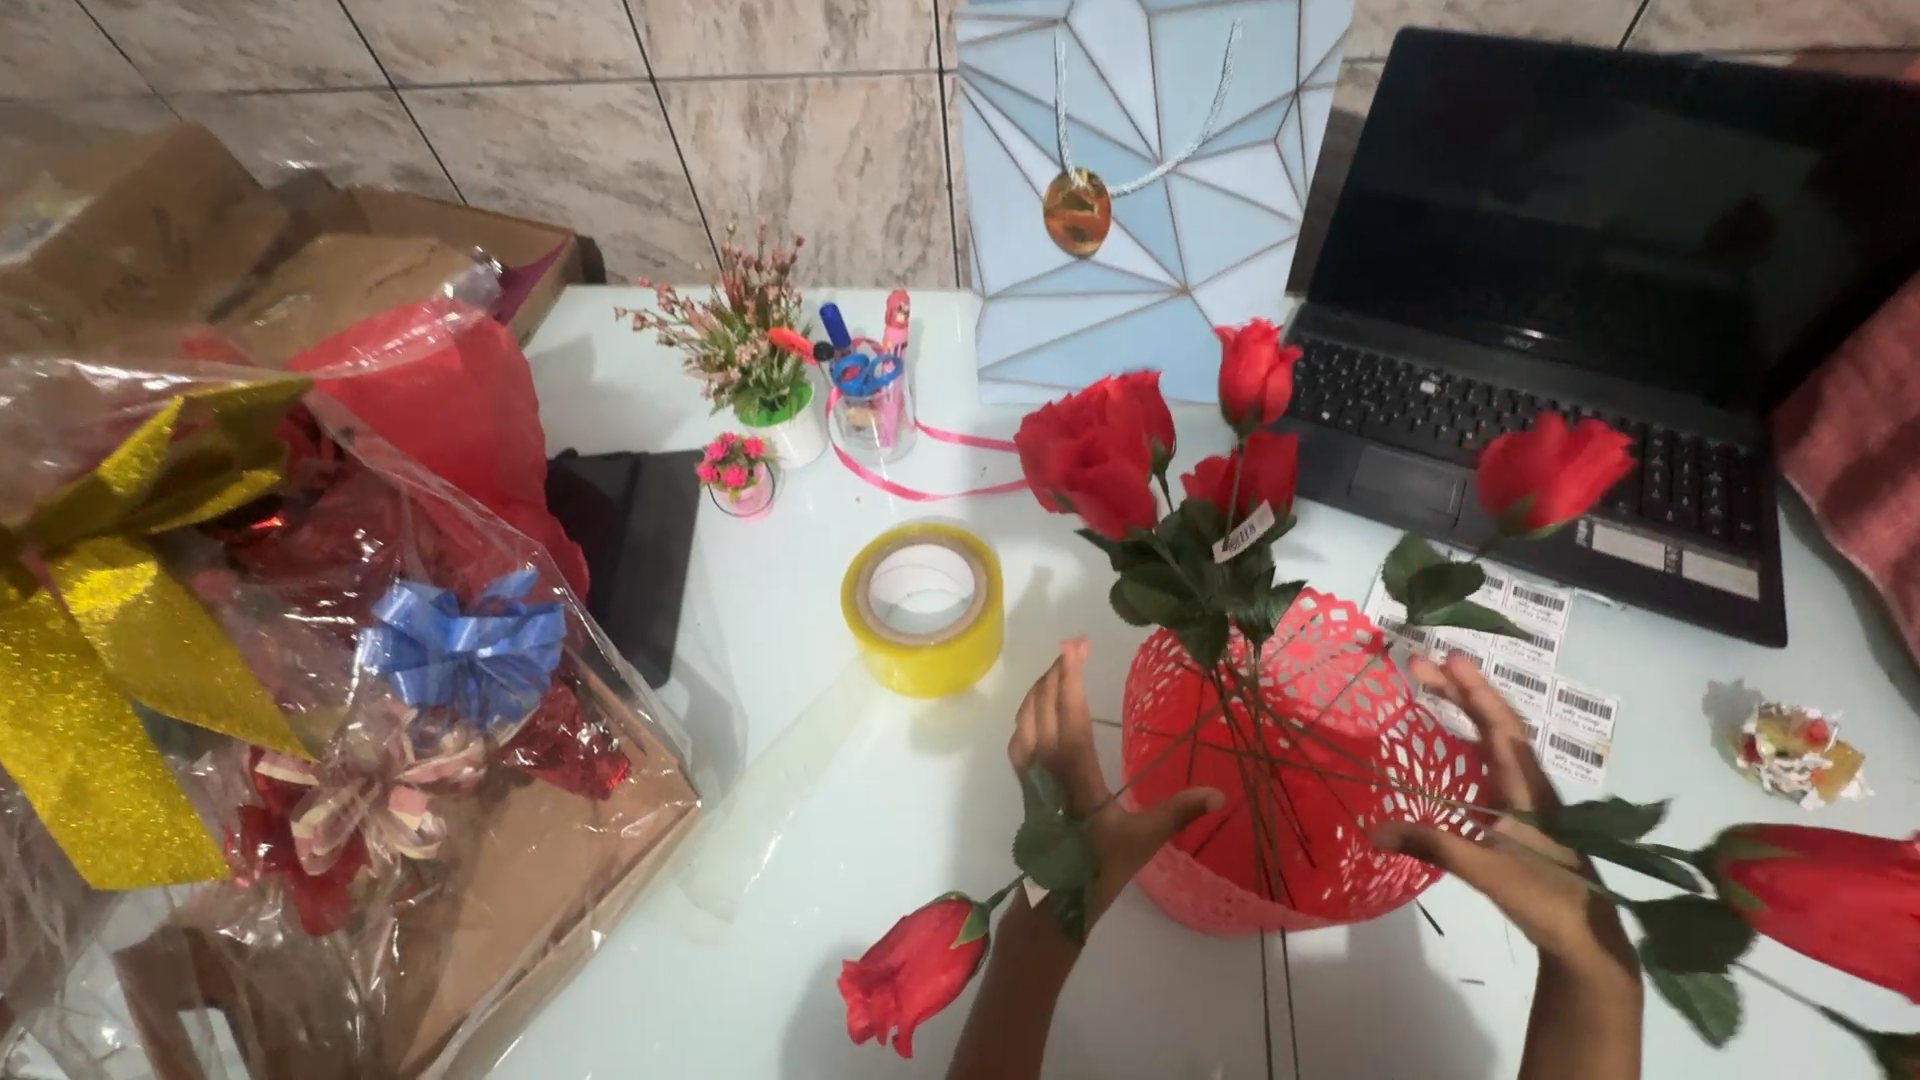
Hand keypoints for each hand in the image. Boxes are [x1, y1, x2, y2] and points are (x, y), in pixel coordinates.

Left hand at [1008, 637, 1224, 923]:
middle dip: (1058, 671)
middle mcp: (1045, 764)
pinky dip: (1027, 712)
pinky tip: (1037, 711)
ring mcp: (1030, 773)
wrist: (1053, 902)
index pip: (1068, 712)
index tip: (1076, 645)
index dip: (1070, 675)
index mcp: (1074, 771)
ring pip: (1025, 718)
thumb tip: (1219, 794)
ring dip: (1040, 688)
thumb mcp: (1142, 841)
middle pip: (1043, 705)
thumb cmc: (1098, 870)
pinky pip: (1019, 736)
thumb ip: (1178, 813)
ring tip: (1060, 669)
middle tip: (1077, 645)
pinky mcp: (1025, 784)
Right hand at [1373, 654, 1634, 975]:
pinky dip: (1467, 736)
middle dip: (1460, 690)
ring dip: (1465, 709)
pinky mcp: (1517, 813)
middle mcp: (1528, 783)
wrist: (1588, 942)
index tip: (1448, 659)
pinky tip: (1449, 740)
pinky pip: (1490, 759)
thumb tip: (1373, 831)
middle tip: (1419, 664)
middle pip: (1495, 723)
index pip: (1500, 726)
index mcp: (1528, 787)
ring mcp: (1524, 797)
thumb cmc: (1547, 900)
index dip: (1475, 691)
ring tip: (1431, 686)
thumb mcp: (1487, 873)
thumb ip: (1433, 847)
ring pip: (1495, 739)